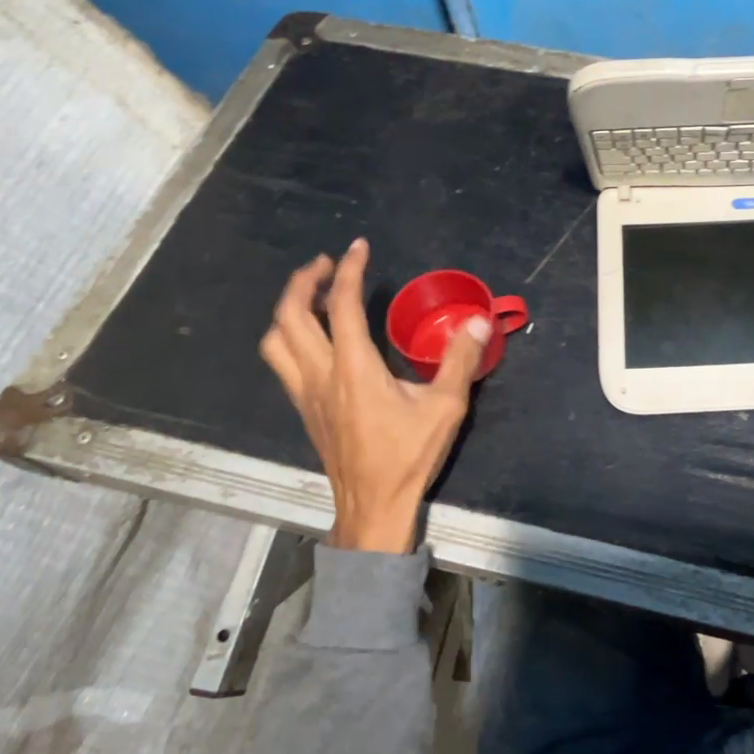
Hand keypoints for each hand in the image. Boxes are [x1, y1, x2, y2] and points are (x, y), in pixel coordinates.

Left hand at [260, 238, 488, 552]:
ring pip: (275, 340)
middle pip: (289, 315)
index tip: (358, 247)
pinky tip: (314, 340)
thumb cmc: (407, 457)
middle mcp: (320, 374)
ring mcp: (306, 393)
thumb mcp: (445, 409)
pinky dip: (290, 337)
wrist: (372, 506)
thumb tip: (477, 324)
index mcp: (353, 368)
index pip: (340, 305)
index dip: (348, 270)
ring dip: (288, 310)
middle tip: (327, 265)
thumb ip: (459, 363)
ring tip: (313, 297)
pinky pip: (282, 362)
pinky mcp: (304, 409)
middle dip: (303, 281)